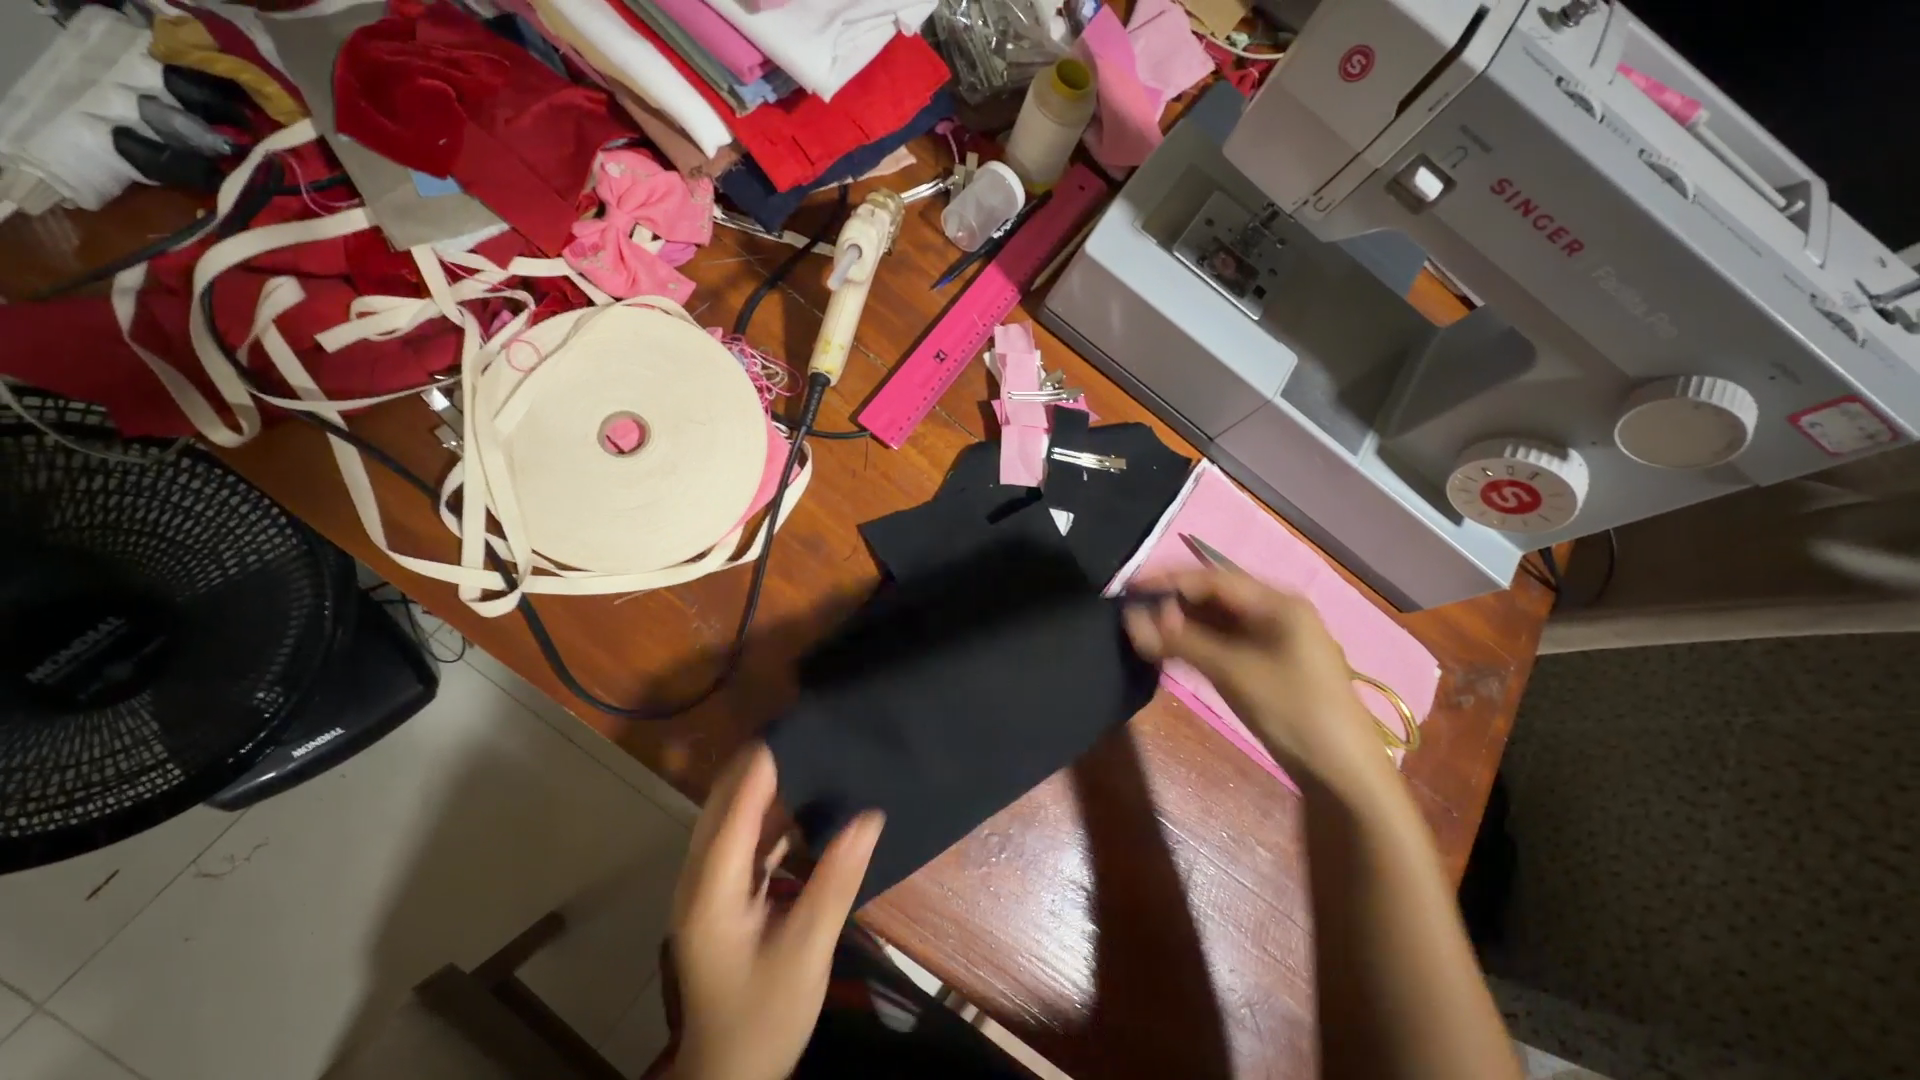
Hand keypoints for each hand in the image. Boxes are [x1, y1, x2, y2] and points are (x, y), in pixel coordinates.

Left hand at [669, 744, 884, 1079]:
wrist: (731, 1072)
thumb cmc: (768, 1013)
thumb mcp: (808, 949)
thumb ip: (835, 880)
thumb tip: (869, 817)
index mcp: (711, 895)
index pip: (732, 817)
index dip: (756, 773)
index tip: (783, 732)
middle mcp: (699, 885)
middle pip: (720, 813)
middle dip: (751, 773)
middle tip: (793, 733)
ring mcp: (706, 895)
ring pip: (727, 828)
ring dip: (757, 794)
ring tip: (797, 757)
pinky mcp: (720, 904)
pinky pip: (739, 848)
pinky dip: (763, 822)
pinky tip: (796, 809)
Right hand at [1124, 569, 1386, 784]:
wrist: (1341, 771)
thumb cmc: (1291, 711)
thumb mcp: (1232, 671)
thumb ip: (1180, 641)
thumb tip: (1131, 618)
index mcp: (1278, 602)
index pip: (1213, 578)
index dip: (1168, 581)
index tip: (1127, 589)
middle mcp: (1277, 612)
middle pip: (1215, 598)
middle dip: (1173, 604)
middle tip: (1130, 615)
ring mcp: (1275, 640)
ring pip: (1218, 622)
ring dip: (1182, 627)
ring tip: (1142, 635)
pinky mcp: (1269, 666)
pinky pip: (1225, 644)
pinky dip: (1197, 646)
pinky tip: (1169, 653)